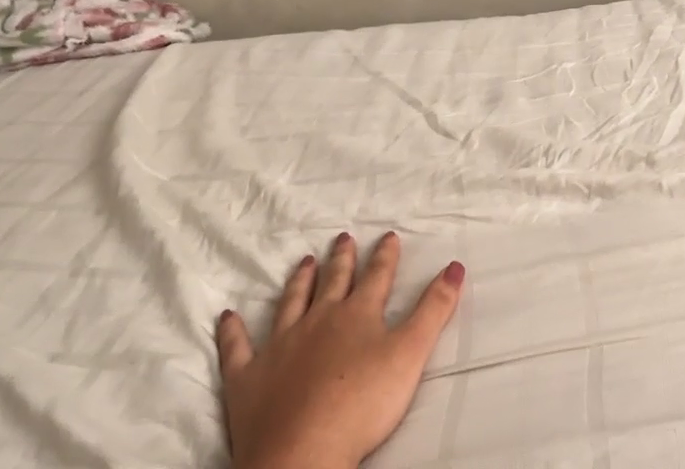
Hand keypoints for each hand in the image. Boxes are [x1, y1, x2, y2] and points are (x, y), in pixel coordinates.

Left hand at [215, 233, 464, 468]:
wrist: (301, 452)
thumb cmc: (362, 403)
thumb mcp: (411, 353)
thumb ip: (434, 309)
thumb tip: (455, 266)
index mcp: (357, 315)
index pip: (376, 277)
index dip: (384, 256)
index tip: (388, 236)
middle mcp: (317, 320)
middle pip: (332, 283)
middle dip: (341, 260)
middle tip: (343, 238)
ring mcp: (279, 346)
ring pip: (290, 304)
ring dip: (299, 282)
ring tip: (305, 261)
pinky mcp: (248, 377)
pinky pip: (237, 348)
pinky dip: (233, 332)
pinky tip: (228, 316)